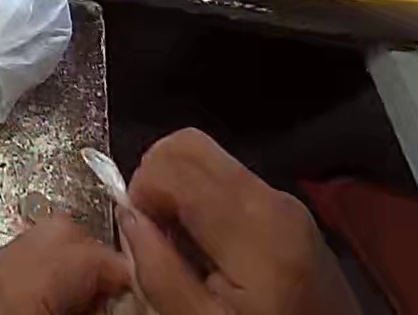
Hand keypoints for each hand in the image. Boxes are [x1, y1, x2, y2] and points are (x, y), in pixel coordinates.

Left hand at [0, 216, 131, 314]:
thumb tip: (132, 299)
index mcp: (21, 284)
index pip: (86, 252)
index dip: (120, 272)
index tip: (141, 293)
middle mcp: (2, 264)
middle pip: (64, 232)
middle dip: (96, 260)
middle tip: (116, 300)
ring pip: (47, 238)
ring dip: (75, 264)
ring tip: (90, 306)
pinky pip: (29, 257)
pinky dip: (52, 272)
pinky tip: (62, 306)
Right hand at [121, 129, 359, 314]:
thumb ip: (160, 274)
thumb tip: (128, 215)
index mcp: (254, 232)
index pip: (172, 168)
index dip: (140, 192)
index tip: (140, 235)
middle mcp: (271, 199)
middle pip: (187, 144)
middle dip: (155, 176)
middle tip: (152, 229)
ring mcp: (285, 200)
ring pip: (205, 154)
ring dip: (176, 182)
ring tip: (176, 236)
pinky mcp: (289, 208)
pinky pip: (226, 174)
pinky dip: (199, 192)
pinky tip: (203, 240)